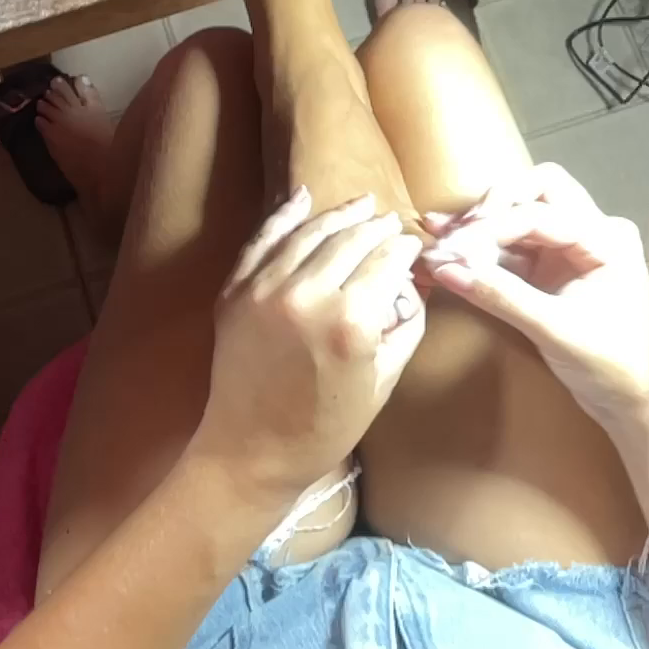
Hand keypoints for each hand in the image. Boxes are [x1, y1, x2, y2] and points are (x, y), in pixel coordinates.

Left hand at [190, 187, 426, 500]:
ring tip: (361, 205)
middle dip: (377, 226)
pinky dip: (284, 216)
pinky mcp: (235, 290)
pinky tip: (303, 197)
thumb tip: (409, 282)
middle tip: (391, 220)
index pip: (386, 261)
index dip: (404, 248)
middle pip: (351, 239)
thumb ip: (405, 324)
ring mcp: (265, 288)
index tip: (412, 243)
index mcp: (351, 321)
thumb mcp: (383, 380)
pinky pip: (263, 241)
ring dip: (339, 215)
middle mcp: (307, 294)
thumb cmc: (326, 425)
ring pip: (309, 232)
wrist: (252, 450)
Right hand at [420, 162, 648, 429]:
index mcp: (606, 239)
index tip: (452, 249)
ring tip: (438, 236)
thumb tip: (446, 269)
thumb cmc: (613, 367)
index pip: (538, 214)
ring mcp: (567, 248)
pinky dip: (478, 246)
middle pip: (534, 191)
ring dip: (478, 224)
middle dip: (491, 207)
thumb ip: (500, 296)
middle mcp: (589, 231)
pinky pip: (508, 244)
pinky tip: (446, 246)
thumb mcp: (555, 331)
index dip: (490, 228)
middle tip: (455, 235)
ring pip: (517, 213)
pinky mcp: (547, 268)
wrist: (634, 405)